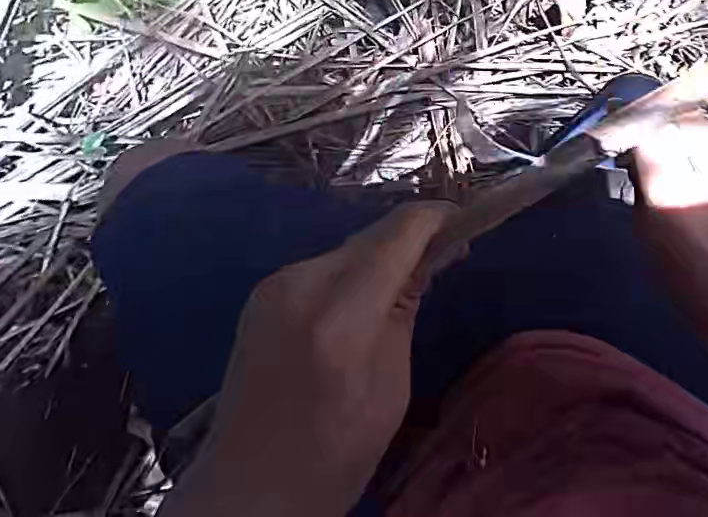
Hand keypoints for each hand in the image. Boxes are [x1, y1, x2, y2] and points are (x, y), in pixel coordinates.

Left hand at [165, 203, 452, 516]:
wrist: (244, 492)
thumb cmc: (333, 456)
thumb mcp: (391, 388)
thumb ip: (406, 308)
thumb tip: (433, 253)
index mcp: (340, 317)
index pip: (398, 234)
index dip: (436, 217)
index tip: (463, 222)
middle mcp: (302, 284)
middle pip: (372, 235)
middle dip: (413, 236)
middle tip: (446, 253)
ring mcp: (275, 284)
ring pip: (349, 248)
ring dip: (382, 255)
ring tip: (405, 281)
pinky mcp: (263, 291)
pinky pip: (323, 266)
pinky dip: (352, 272)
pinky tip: (361, 300)